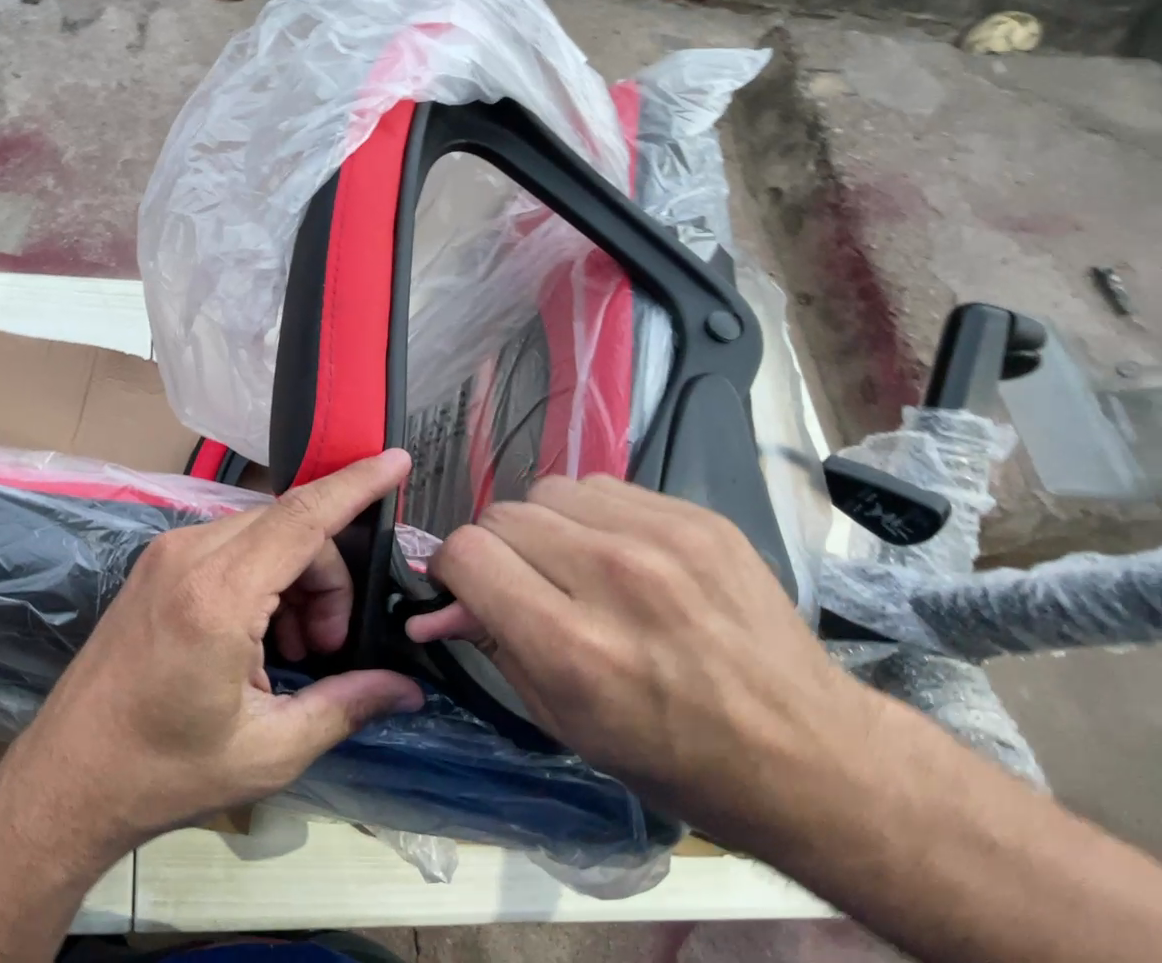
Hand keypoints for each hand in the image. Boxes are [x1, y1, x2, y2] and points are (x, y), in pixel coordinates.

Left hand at [0, 450, 425, 865]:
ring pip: (260, 533)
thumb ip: (345, 704)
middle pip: (288, 526)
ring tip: (295, 650)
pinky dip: (263, 578)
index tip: (398, 460)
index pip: (302, 517)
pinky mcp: (154, 566)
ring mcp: (165, 555)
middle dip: (330, 575)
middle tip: (330, 648)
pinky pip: (230, 547)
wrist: (71, 774)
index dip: (356, 485)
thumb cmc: (165, 769)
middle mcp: (187, 555)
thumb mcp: (269, 749)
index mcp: (217, 596)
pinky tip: (259, 639)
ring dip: (297, 578)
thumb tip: (408, 687)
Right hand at [408, 474, 872, 831]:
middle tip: (521, 584)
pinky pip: (606, 488)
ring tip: (572, 566)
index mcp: (570, 645)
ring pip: (549, 491)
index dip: (451, 569)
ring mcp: (663, 540)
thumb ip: (493, 643)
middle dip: (495, 549)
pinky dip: (593, 517)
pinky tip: (619, 555)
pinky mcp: (701, 518)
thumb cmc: (668, 755)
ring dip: (543, 526)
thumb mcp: (560, 719)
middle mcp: (613, 578)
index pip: (467, 553)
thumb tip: (437, 605)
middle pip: (501, 516)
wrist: (804, 752)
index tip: (464, 588)